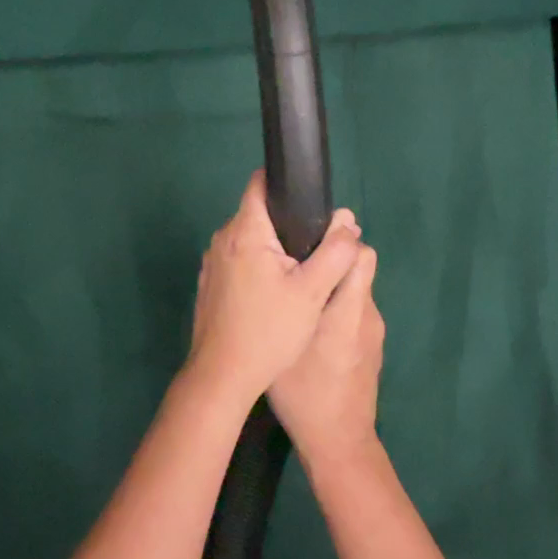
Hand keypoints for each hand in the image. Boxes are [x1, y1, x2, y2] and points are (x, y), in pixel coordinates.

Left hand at [187, 172, 363, 407]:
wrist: (222, 375)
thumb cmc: (269, 330)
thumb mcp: (312, 292)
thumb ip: (335, 253)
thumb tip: (348, 225)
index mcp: (245, 230)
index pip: (261, 183)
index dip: (286, 184)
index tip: (311, 202)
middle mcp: (222, 238)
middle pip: (259, 214)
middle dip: (288, 224)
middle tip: (317, 249)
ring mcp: (211, 262)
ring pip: (249, 241)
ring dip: (274, 249)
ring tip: (299, 276)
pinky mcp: (208, 284)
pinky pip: (237, 262)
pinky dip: (257, 269)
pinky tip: (273, 296)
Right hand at [268, 241, 383, 468]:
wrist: (338, 441)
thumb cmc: (305, 393)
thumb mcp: (287, 345)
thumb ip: (293, 304)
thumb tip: (286, 269)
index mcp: (348, 310)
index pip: (360, 254)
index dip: (340, 239)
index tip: (311, 235)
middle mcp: (367, 314)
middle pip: (359, 267)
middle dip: (334, 258)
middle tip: (299, 263)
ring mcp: (373, 332)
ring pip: (356, 288)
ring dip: (333, 283)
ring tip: (300, 292)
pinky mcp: (371, 346)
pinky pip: (356, 309)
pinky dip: (338, 305)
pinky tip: (311, 321)